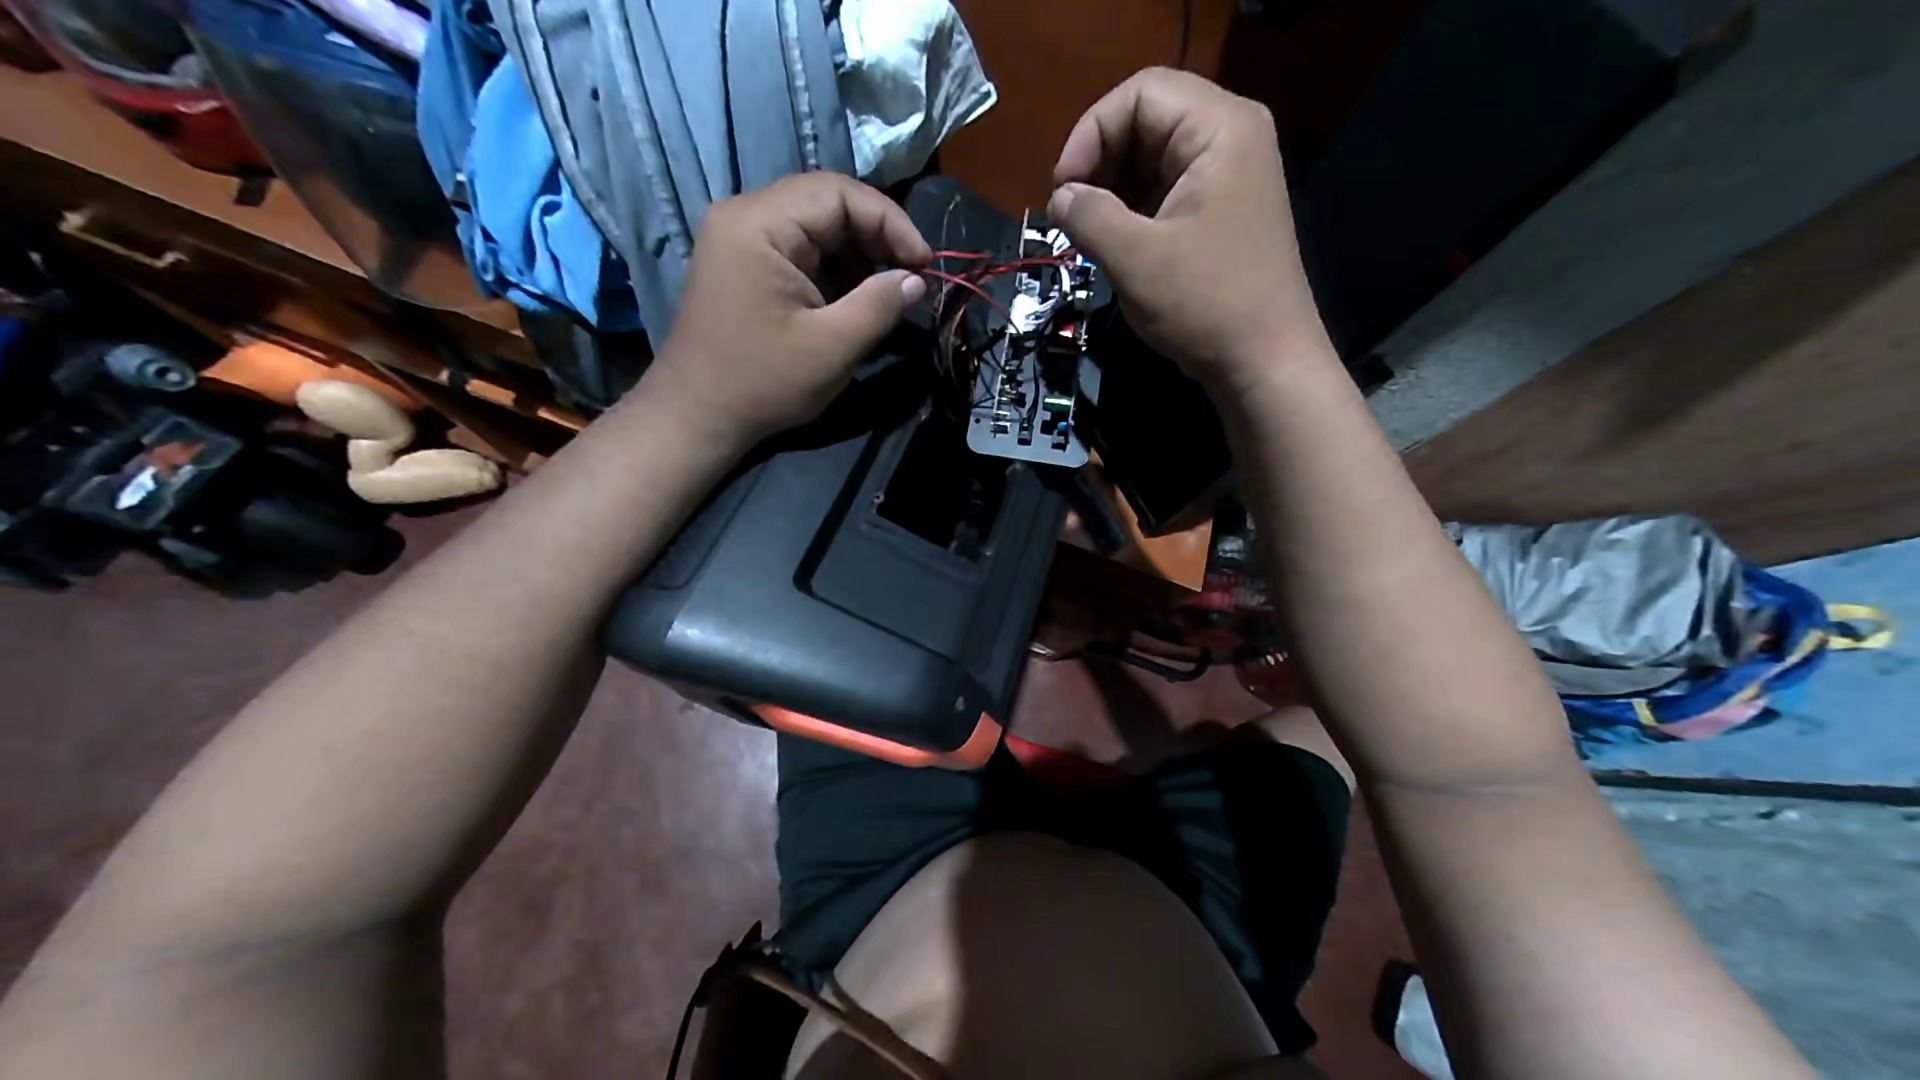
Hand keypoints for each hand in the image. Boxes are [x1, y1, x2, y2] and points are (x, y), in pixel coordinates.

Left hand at [641, 172, 931, 445]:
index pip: (838, 192)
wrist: (696, 416)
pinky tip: (856, 299)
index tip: (923, 263)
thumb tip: (917, 280)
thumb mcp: (831, 348)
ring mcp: (741, 240)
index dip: (890, 221)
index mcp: (758, 224)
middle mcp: (745, 217)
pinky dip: (835, 269)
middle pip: (826, 203)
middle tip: (910, 277)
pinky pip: (800, 250)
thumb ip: (879, 306)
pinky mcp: (745, 264)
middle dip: (876, 237)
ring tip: (888, 292)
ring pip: (816, 226)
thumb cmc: (762, 383)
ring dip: (858, 255)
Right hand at [1049, 69, 1332, 394]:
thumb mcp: (1135, 259)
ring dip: (1110, 189)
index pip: (1140, 94)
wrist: (1263, 362)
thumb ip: (1088, 216)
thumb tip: (1060, 197)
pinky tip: (1112, 242)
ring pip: (1150, 158)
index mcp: (1220, 129)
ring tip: (1087, 232)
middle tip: (1071, 213)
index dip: (1090, 133)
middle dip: (1098, 162)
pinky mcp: (1218, 210)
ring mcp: (1226, 175)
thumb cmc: (1204, 305)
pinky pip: (1163, 189)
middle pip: (1145, 120)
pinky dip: (1130, 209)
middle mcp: (1228, 138)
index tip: (1062, 189)